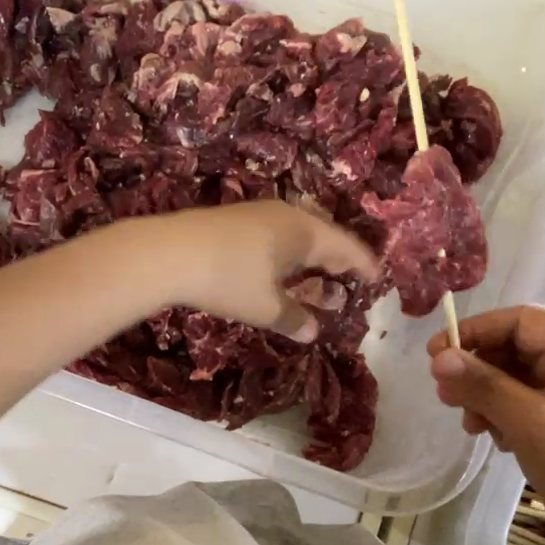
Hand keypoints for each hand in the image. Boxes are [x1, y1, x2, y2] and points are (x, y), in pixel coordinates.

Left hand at [105, 200, 379, 340]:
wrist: (168, 253)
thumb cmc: (228, 280)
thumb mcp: (265, 307)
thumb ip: (294, 319)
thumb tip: (313, 331)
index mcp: (305, 231)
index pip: (348, 247)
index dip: (364, 266)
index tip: (376, 280)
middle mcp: (286, 215)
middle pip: (323, 236)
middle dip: (336, 261)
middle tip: (346, 282)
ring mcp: (257, 213)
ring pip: (295, 235)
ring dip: (306, 259)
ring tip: (311, 280)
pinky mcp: (232, 220)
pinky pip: (272, 236)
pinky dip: (283, 255)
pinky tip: (273, 271)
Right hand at [426, 306, 544, 541]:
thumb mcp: (530, 423)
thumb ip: (484, 385)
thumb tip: (438, 356)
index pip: (521, 321)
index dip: (474, 332)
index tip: (432, 358)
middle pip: (517, 347)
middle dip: (478, 369)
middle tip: (446, 399)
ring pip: (517, 376)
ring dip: (486, 395)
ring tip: (473, 427)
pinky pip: (526, 402)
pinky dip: (502, 414)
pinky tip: (496, 440)